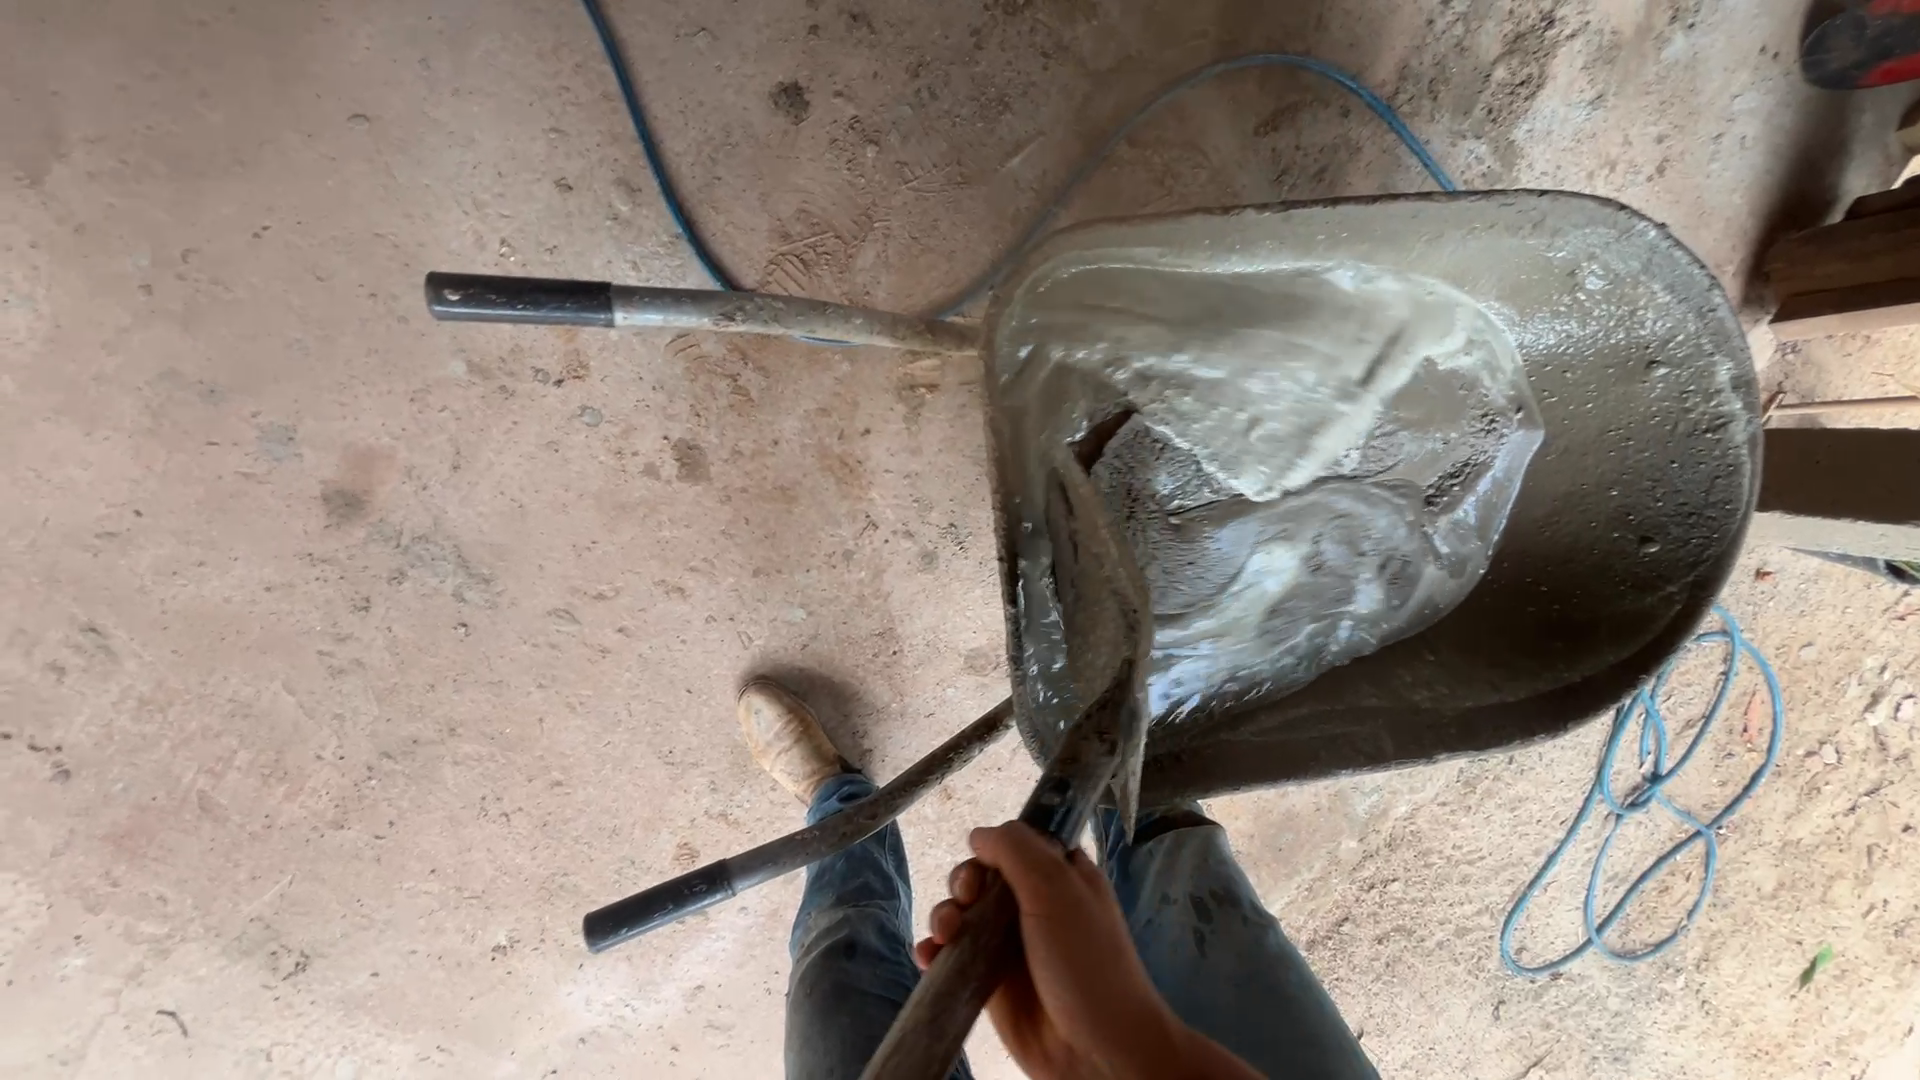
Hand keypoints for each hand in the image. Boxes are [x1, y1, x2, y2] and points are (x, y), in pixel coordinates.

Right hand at [913, 821, 1259, 1079]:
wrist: (1098, 1053)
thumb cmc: (1086, 961)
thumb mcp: (1057, 888)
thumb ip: (1015, 850)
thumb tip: (978, 834)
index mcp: (1059, 873)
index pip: (1015, 842)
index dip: (993, 847)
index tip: (984, 861)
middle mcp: (1034, 903)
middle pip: (981, 874)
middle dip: (964, 882)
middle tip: (967, 899)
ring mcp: (1011, 943)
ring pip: (963, 912)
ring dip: (944, 914)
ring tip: (945, 934)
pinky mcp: (991, 981)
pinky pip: (953, 955)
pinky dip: (935, 951)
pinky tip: (930, 957)